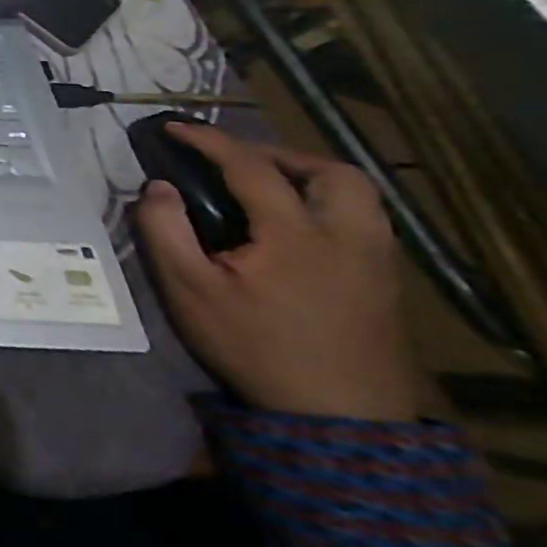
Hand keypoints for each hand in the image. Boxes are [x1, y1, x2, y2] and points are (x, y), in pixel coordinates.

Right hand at [136, 124, 423, 421]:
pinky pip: (365, 220)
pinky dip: (330, 205)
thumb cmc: (256, 347)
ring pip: (360, 195)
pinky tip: (301, 228)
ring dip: (312, 178)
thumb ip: (165, 230)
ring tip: (271, 190)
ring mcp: (378, 260)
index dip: (209, 140)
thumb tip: (158, 186)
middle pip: (331, 171)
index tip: (174, 127)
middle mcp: (349, 235)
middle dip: (281, 154)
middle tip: (239, 163)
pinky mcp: (388, 283)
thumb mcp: (189, 290)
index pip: (251, 166)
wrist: (341, 419)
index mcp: (298, 233)